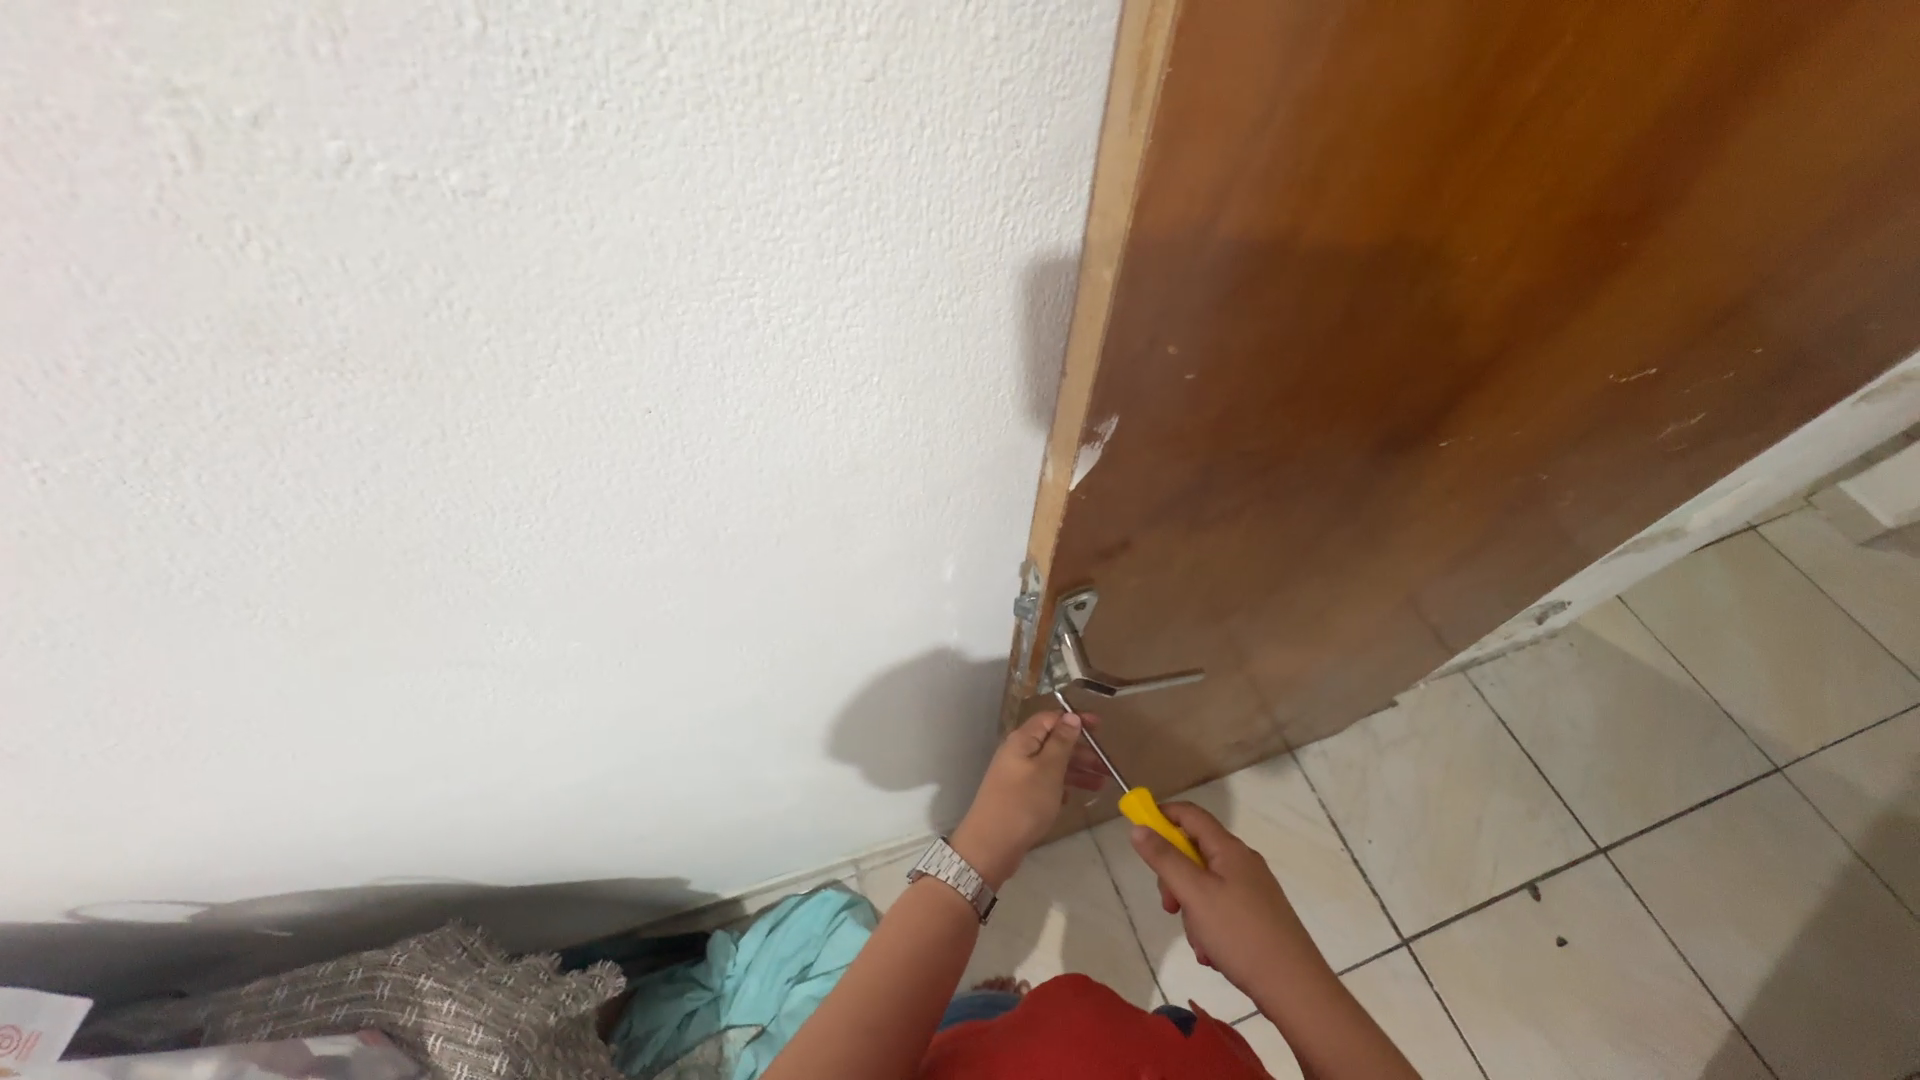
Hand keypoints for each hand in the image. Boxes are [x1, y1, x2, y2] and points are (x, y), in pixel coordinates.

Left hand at [950, 711, 1108, 887]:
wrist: (991, 845)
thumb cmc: (1023, 803)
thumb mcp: (1048, 769)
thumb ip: (1061, 742)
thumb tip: (1071, 716)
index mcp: (1023, 740)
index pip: (1051, 718)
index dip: (1075, 720)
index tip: (1100, 727)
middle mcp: (1018, 753)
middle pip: (1054, 742)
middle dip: (1081, 751)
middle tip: (1106, 765)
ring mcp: (1018, 775)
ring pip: (1052, 765)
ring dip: (1077, 770)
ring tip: (1101, 784)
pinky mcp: (1020, 796)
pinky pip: (1046, 783)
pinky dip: (1063, 787)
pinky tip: (1076, 797)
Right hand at [1130, 802, 1328, 995]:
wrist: (1295, 988)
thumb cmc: (1240, 934)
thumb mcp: (1194, 894)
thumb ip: (1164, 858)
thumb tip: (1139, 827)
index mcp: (1229, 849)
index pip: (1190, 814)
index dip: (1162, 815)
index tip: (1138, 833)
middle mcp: (1242, 863)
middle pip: (1194, 853)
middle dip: (1174, 879)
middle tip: (1169, 906)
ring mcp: (1252, 890)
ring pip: (1204, 886)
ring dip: (1191, 911)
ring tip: (1200, 941)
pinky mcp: (1258, 916)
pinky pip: (1220, 909)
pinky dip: (1208, 927)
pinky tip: (1212, 953)